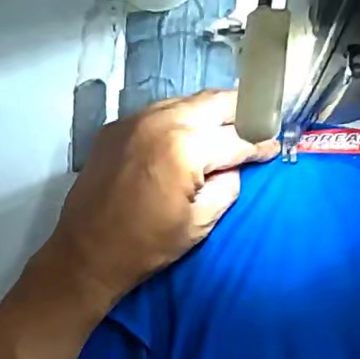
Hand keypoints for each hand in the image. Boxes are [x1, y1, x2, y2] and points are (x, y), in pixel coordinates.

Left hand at [34, 90, 278, 310]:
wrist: (84, 256)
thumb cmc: (144, 247)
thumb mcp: (198, 223)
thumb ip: (226, 186)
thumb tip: (235, 166)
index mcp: (185, 146)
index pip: (237, 136)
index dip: (261, 142)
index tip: (274, 146)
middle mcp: (159, 121)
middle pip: (214, 102)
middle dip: (240, 112)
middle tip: (257, 125)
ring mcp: (132, 121)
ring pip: (185, 102)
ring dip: (208, 113)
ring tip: (224, 130)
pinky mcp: (113, 129)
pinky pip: (156, 113)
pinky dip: (177, 120)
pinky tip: (185, 137)